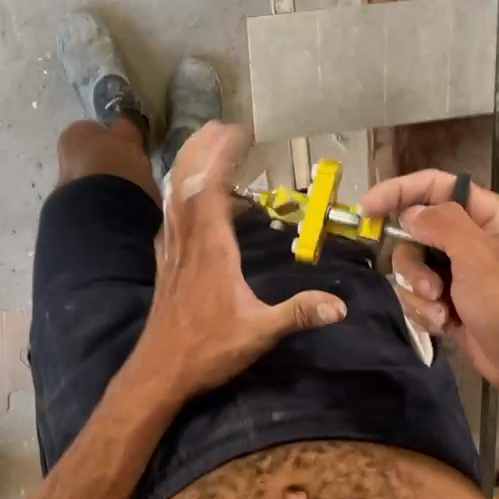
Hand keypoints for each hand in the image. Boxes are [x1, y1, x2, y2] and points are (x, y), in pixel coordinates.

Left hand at [126, 122, 346, 398]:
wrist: (158, 373)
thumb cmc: (207, 351)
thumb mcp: (259, 333)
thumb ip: (298, 314)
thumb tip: (340, 306)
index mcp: (212, 250)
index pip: (212, 188)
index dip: (222, 155)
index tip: (239, 129)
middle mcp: (187, 243)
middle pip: (186, 182)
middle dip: (201, 150)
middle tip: (218, 125)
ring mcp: (172, 254)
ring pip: (173, 198)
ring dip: (185, 168)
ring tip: (201, 148)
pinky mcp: (165, 269)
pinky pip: (169, 221)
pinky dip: (177, 200)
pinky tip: (182, 204)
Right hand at [359, 170, 498, 405]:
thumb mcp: (479, 257)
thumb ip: (442, 224)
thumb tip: (410, 213)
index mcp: (486, 217)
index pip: (435, 186)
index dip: (398, 191)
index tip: (367, 209)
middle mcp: (469, 239)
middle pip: (414, 233)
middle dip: (413, 265)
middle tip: (430, 289)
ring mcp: (457, 273)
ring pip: (410, 269)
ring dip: (419, 295)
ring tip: (442, 314)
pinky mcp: (448, 302)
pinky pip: (416, 296)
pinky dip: (424, 312)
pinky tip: (444, 325)